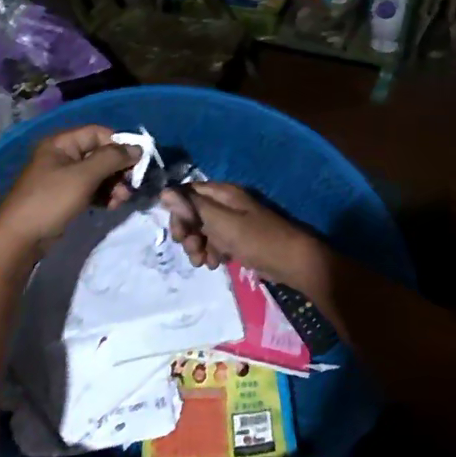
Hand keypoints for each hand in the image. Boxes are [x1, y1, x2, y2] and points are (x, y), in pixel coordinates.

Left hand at [0, 126, 137, 252]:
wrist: (21, 238)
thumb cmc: (51, 200)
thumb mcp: (84, 176)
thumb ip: (112, 158)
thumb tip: (138, 148)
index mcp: (61, 144)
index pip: (98, 133)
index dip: (119, 144)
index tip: (138, 161)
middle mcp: (63, 156)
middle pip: (100, 154)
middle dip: (118, 169)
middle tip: (130, 186)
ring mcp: (64, 178)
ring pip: (99, 174)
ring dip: (114, 185)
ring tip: (120, 200)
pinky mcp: (67, 197)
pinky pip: (92, 190)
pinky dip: (104, 195)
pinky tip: (111, 206)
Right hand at [157, 183, 329, 291]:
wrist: (291, 262)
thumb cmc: (257, 239)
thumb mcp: (222, 223)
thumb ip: (193, 208)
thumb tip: (164, 192)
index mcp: (223, 193)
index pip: (188, 193)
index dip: (178, 211)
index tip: (178, 233)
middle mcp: (226, 204)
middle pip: (193, 213)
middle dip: (188, 232)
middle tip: (191, 249)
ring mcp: (233, 222)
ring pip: (203, 230)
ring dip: (198, 246)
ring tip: (204, 261)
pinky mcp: (238, 240)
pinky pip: (216, 242)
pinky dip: (212, 252)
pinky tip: (216, 264)